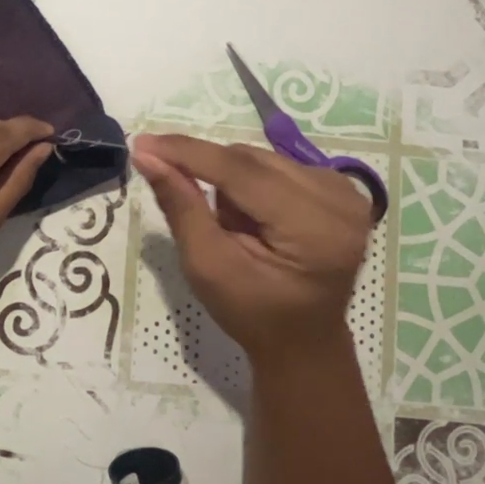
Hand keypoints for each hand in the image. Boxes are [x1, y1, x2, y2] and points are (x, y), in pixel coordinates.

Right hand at [131, 134, 371, 367]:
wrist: (301, 340)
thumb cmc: (251, 312)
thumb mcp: (206, 265)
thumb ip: (180, 205)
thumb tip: (147, 154)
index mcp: (314, 230)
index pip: (241, 171)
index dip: (187, 152)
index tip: (141, 142)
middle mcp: (339, 201)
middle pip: (249, 159)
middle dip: (206, 169)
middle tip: (173, 187)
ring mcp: (344, 191)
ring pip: (258, 157)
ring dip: (228, 179)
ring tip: (226, 221)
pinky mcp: (338, 188)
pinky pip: (274, 164)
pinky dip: (248, 181)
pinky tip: (249, 214)